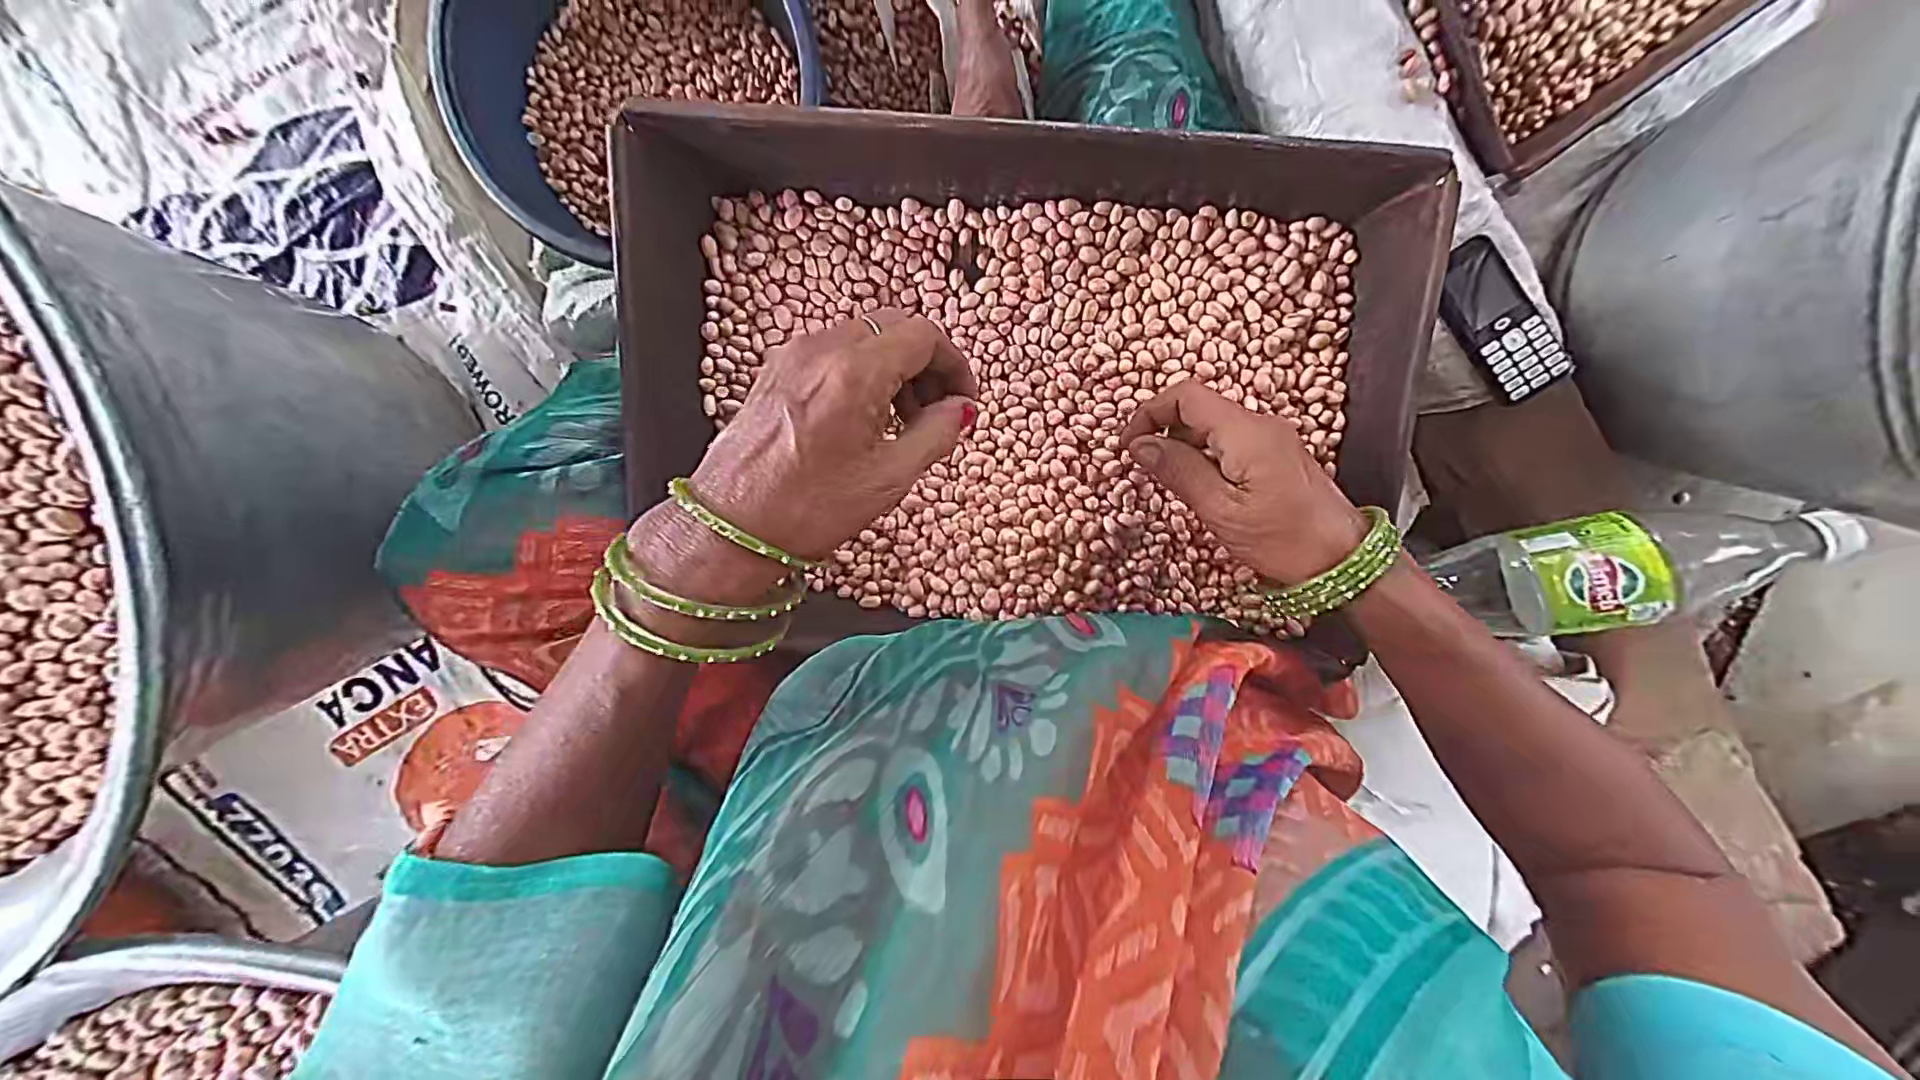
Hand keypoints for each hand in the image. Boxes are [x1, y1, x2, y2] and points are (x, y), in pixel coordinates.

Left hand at [630, 310, 979, 607]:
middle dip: (927, 364)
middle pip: (895, 326)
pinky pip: (834, 352)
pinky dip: (863, 372)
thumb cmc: (803, 510)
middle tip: (938, 409)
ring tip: (903, 419)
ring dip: (896, 367)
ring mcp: (793, 357)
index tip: (962, 398)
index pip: (924, 334)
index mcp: (853, 372)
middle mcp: (820, 350)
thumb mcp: (888, 478)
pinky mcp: (776, 371)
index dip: (955, 365)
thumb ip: (937, 433)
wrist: (731, 528)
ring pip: (864, 336)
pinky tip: (866, 417)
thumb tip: (961, 410)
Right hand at [1119, 382, 1369, 584]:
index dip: (1149, 413)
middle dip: (1162, 430)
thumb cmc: (1284, 539)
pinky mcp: (1275, 454)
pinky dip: (1202, 455)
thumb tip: (1140, 445)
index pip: (1185, 395)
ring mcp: (1270, 438)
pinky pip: (1228, 442)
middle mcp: (1260, 424)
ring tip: (1166, 480)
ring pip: (1211, 426)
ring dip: (1181, 445)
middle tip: (1142, 467)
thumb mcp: (1221, 510)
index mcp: (1246, 432)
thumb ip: (1179, 470)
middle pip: (1197, 408)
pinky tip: (1197, 485)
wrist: (1344, 560)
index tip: (1129, 446)